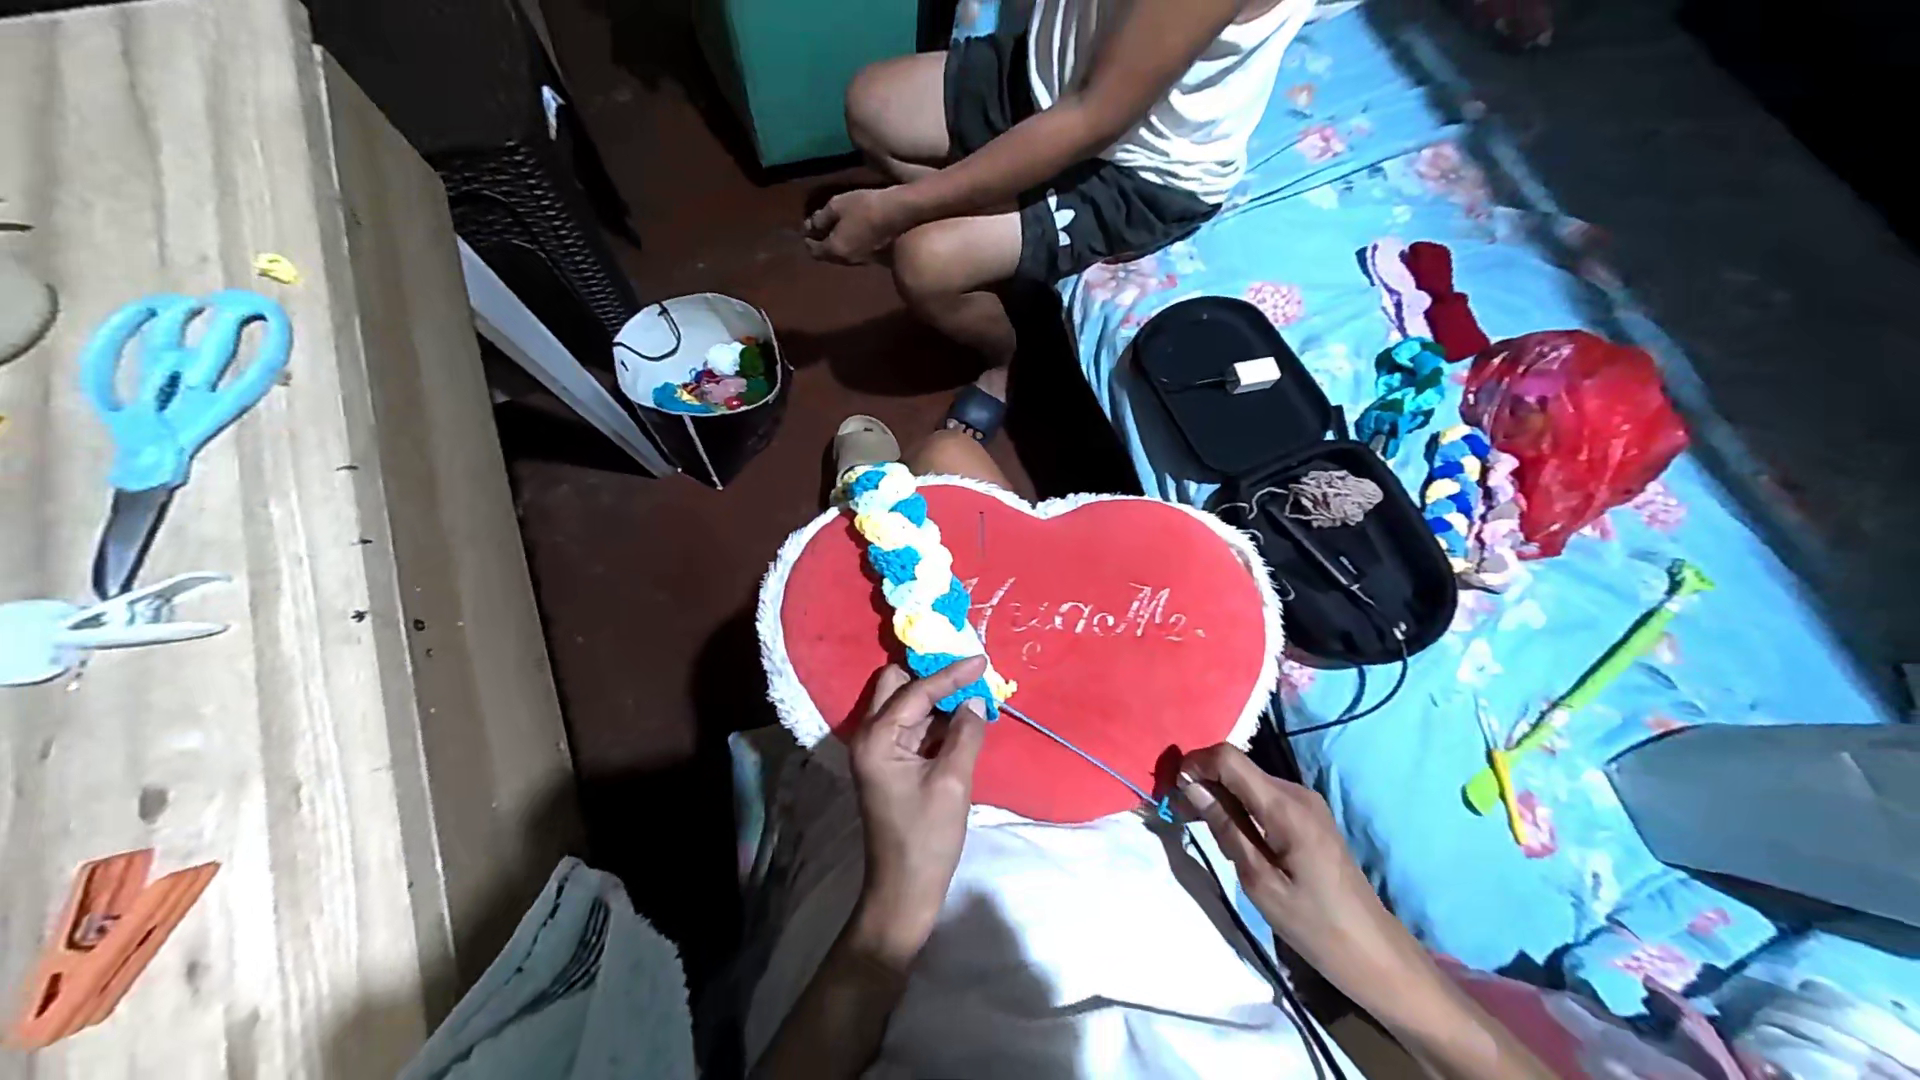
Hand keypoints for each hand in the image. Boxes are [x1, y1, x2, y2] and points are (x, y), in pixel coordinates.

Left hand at [805, 187, 907, 263]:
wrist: (901, 217)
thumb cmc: (866, 208)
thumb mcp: (837, 205)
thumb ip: (821, 218)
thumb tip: (812, 226)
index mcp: (834, 249)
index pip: (814, 251)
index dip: (808, 240)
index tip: (806, 229)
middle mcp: (847, 261)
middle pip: (829, 255)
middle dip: (823, 243)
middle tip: (820, 228)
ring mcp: (863, 262)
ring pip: (843, 255)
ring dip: (838, 244)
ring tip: (838, 230)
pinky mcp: (877, 259)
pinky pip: (857, 253)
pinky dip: (851, 245)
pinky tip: (855, 233)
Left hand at [845, 657, 989, 967]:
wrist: (904, 890)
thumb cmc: (927, 838)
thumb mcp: (953, 781)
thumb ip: (965, 733)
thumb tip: (974, 699)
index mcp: (877, 738)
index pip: (916, 691)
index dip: (951, 674)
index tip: (981, 659)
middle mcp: (869, 736)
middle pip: (896, 686)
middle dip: (931, 676)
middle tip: (968, 672)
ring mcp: (876, 749)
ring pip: (904, 704)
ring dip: (935, 697)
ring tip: (970, 689)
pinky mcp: (889, 763)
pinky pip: (911, 725)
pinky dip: (934, 717)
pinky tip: (960, 717)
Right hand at [1179, 745, 1443, 1019]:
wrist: (1375, 954)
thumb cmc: (1314, 925)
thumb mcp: (1259, 881)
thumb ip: (1225, 827)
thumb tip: (1191, 786)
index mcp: (1286, 807)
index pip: (1229, 758)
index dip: (1196, 764)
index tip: (1174, 790)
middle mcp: (1296, 793)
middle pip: (1237, 766)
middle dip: (1203, 782)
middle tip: (1181, 815)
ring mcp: (1305, 802)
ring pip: (1247, 780)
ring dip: (1219, 796)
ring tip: (1206, 831)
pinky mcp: (1308, 814)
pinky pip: (1262, 796)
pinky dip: (1238, 806)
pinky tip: (1234, 837)